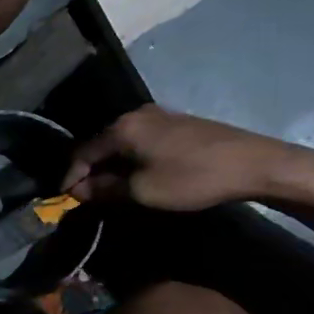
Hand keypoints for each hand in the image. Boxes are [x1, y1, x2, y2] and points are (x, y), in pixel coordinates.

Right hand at [61, 106, 295, 210]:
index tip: (65, 199)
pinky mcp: (175, 123)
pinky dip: (130, 159)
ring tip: (110, 191)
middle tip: (86, 198)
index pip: (82, 152)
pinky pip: (139, 141)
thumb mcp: (142, 191)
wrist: (249, 163)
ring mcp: (157, 116)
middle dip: (90, 171)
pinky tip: (137, 176)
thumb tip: (79, 190)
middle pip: (100, 144)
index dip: (70, 176)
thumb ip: (105, 189)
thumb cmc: (190, 178)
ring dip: (111, 166)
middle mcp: (135, 115)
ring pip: (121, 143)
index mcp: (121, 128)